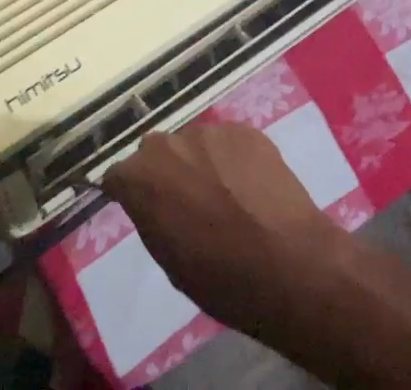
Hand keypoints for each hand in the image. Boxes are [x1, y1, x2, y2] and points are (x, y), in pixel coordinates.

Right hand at [102, 124, 344, 329]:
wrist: (291, 266)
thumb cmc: (222, 279)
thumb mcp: (169, 260)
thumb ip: (152, 219)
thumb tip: (156, 205)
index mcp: (137, 178)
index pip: (118, 177)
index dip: (133, 195)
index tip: (149, 211)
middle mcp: (164, 145)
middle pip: (156, 154)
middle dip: (167, 173)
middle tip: (192, 203)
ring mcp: (206, 133)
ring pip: (195, 145)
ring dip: (202, 163)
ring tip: (230, 195)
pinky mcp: (245, 131)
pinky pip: (230, 143)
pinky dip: (236, 160)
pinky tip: (255, 189)